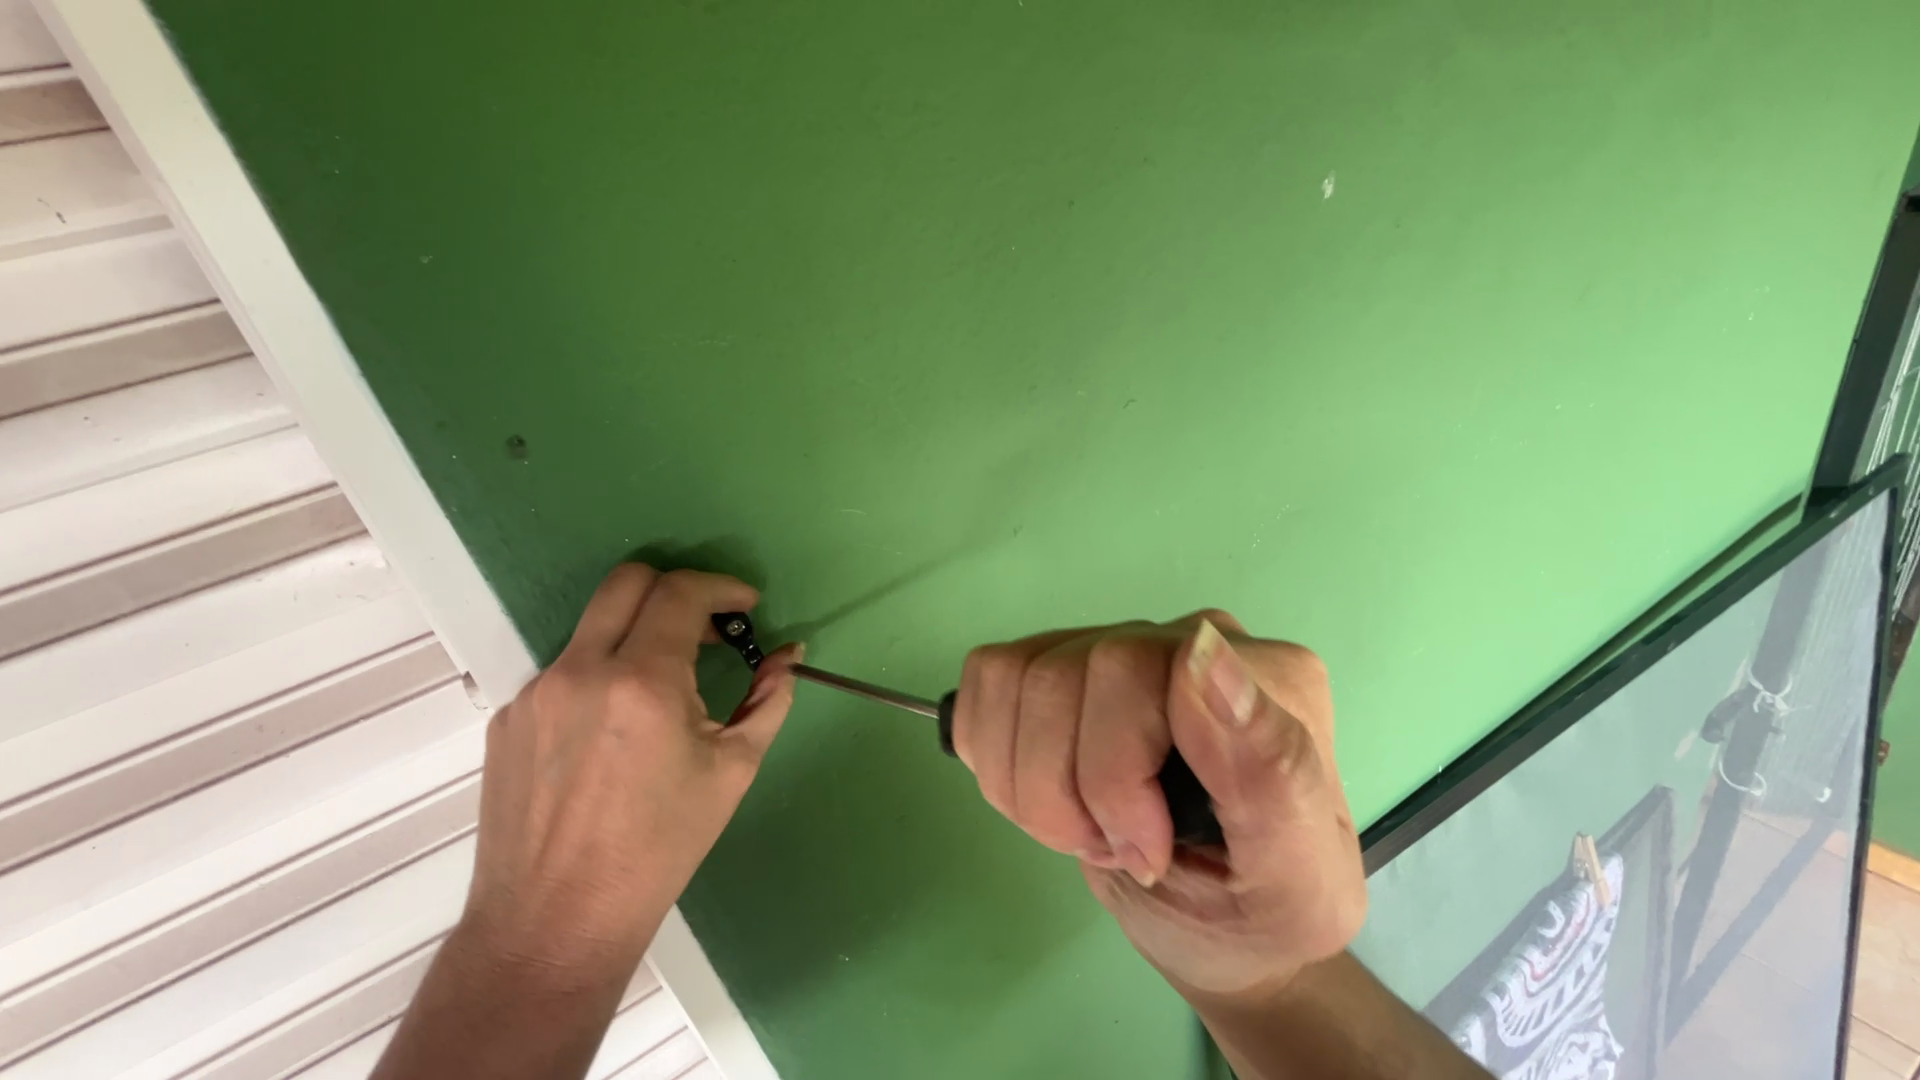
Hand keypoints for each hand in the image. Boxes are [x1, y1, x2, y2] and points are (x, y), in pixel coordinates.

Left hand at [459, 565, 801, 980]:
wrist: (556, 920)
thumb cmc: (661, 848)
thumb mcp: (732, 770)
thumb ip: (767, 699)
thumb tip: (789, 655)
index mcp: (642, 682)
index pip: (680, 592)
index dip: (722, 588)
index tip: (745, 608)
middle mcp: (581, 670)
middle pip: (628, 580)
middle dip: (677, 589)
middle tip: (707, 630)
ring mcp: (536, 692)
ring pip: (594, 627)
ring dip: (639, 636)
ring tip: (665, 691)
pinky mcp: (508, 718)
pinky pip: (565, 671)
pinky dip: (603, 676)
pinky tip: (616, 732)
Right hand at [950, 612, 1363, 1000]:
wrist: (1221, 925)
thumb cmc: (1262, 908)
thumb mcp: (1297, 879)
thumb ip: (1269, 763)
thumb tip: (1203, 649)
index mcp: (1262, 674)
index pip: (1137, 666)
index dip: (1113, 772)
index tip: (1147, 853)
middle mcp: (1184, 639)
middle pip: (1062, 674)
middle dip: (1064, 791)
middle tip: (1114, 852)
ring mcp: (1115, 646)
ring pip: (1013, 677)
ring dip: (1027, 784)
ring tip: (1085, 831)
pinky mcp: (1058, 666)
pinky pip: (987, 679)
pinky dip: (994, 755)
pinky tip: (1045, 794)